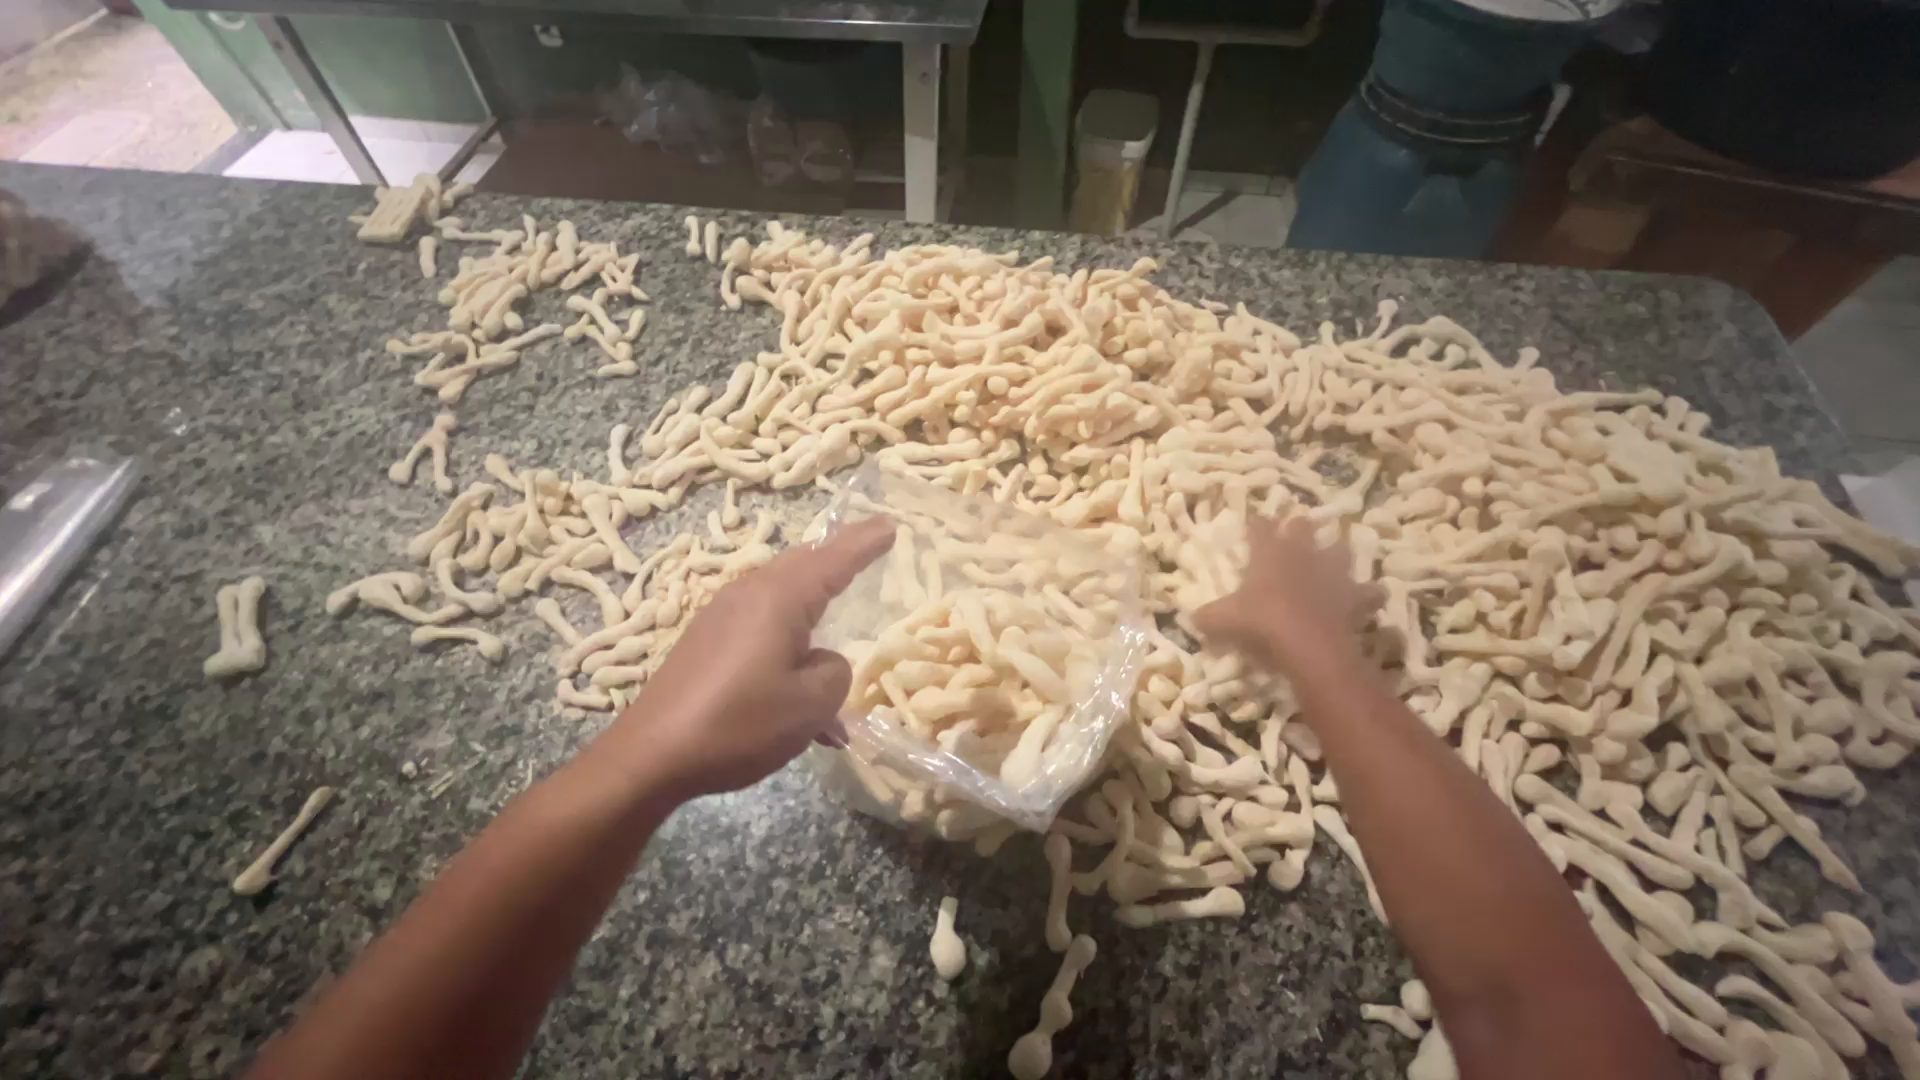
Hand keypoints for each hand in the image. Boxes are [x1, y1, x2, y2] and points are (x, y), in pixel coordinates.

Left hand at [601, 518, 893, 800]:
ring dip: (812, 610)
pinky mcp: (707, 642)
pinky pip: (761, 626)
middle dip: (836, 559)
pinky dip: (787, 641)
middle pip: (803, 565)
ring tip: (837, 625)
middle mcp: (749, 595)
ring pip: (781, 599)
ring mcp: (722, 616)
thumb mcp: (810, 704)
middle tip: (868, 549)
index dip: (864, 542)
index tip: (890, 524)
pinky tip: (798, 690)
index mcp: (779, 598)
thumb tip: (822, 660)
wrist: (652, 756)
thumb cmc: (739, 723)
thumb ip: (834, 672)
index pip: (834, 558)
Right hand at [1194, 514, 1378, 675]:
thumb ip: (1207, 616)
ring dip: (1338, 550)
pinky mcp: (1354, 595)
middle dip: (1298, 525)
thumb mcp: (1221, 620)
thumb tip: (1192, 618)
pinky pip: (1368, 592)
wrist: (1305, 641)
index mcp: (1268, 553)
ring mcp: (1332, 573)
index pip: (1259, 529)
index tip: (1253, 518)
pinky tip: (1367, 597)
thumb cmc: (1258, 621)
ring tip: (1337, 552)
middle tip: (1296, 525)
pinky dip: (1368, 594)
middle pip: (1302, 528)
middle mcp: (1301, 555)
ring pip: (1341, 550)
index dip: (1255, 523)